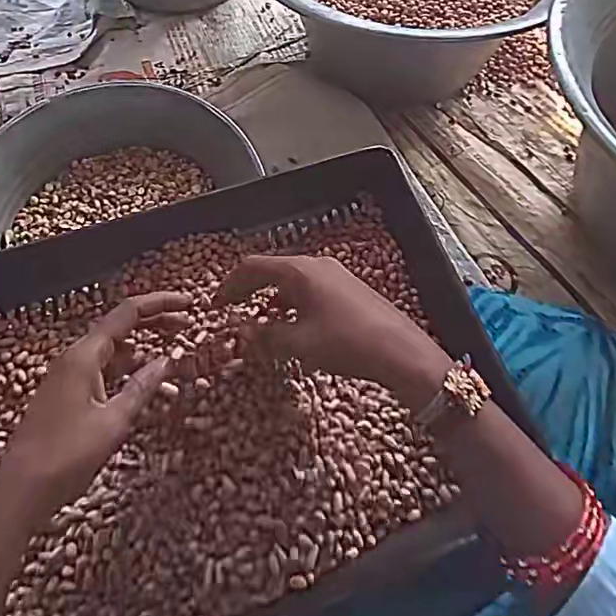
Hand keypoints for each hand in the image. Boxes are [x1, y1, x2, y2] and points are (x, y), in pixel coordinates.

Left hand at [0, 292, 190, 511]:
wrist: (19, 493)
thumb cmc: (67, 455)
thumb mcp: (114, 421)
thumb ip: (142, 386)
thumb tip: (167, 360)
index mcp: (84, 355)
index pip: (127, 313)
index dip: (160, 303)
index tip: (189, 302)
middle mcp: (75, 358)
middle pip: (121, 328)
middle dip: (155, 324)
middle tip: (187, 325)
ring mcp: (69, 378)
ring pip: (114, 354)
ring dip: (144, 355)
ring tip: (176, 365)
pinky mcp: (67, 397)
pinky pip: (104, 375)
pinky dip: (128, 377)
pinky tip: (149, 390)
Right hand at [216, 255, 449, 410]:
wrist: (400, 351)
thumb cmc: (346, 343)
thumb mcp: (299, 343)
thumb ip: (266, 335)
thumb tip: (243, 332)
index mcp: (300, 271)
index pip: (253, 267)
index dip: (229, 285)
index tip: (215, 305)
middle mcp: (316, 265)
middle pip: (271, 270)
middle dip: (248, 290)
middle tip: (230, 309)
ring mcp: (334, 275)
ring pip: (290, 280)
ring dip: (269, 298)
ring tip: (257, 321)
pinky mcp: (346, 289)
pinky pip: (308, 289)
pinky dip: (290, 302)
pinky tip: (290, 324)